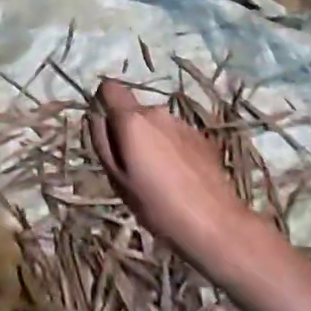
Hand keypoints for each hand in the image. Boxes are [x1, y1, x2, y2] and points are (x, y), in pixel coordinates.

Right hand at [88, 79, 264, 277]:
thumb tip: (96, 114)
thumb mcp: (116, 178)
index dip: (104, 103)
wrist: (215, 223)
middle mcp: (157, 112)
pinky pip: (175, 135)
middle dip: (128, 129)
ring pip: (155, 123)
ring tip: (158, 174)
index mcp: (132, 120)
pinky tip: (179, 176)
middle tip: (132, 165)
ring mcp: (183, 123)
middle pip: (133, 110)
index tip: (106, 128)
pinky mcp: (202, 137)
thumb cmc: (156, 204)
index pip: (110, 87)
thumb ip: (101, 140)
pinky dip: (171, 147)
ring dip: (151, 139)